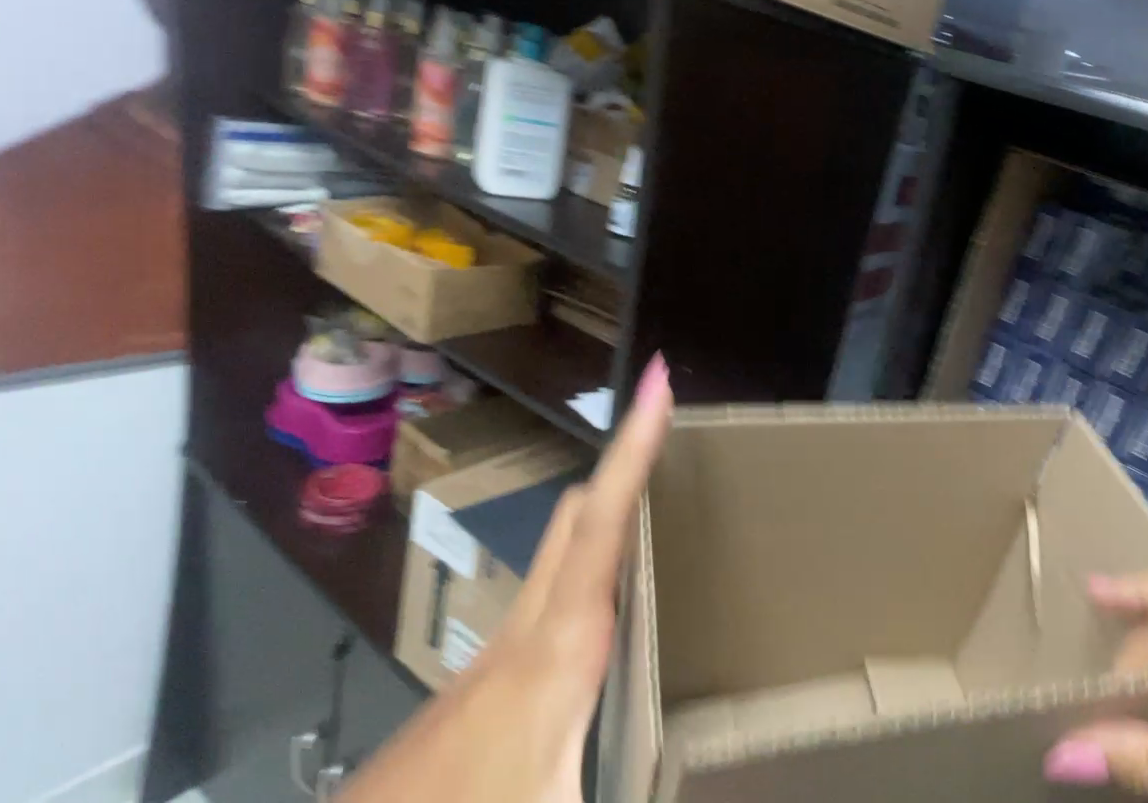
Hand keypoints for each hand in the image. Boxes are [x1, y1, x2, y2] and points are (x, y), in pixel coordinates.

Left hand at [337, 355, 672, 802]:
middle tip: (674, 428)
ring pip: (561, 549)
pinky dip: (592, 566)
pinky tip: (610, 605)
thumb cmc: (473, 801)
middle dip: (624, 461)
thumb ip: (639, 802)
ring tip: (663, 505)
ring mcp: (504, 651)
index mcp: (562, 649)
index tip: (655, 385)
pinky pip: (553, 591)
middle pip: (576, 516)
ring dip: (609, 511)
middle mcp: (531, 630)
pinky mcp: (491, 676)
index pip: (602, 528)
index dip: (632, 454)